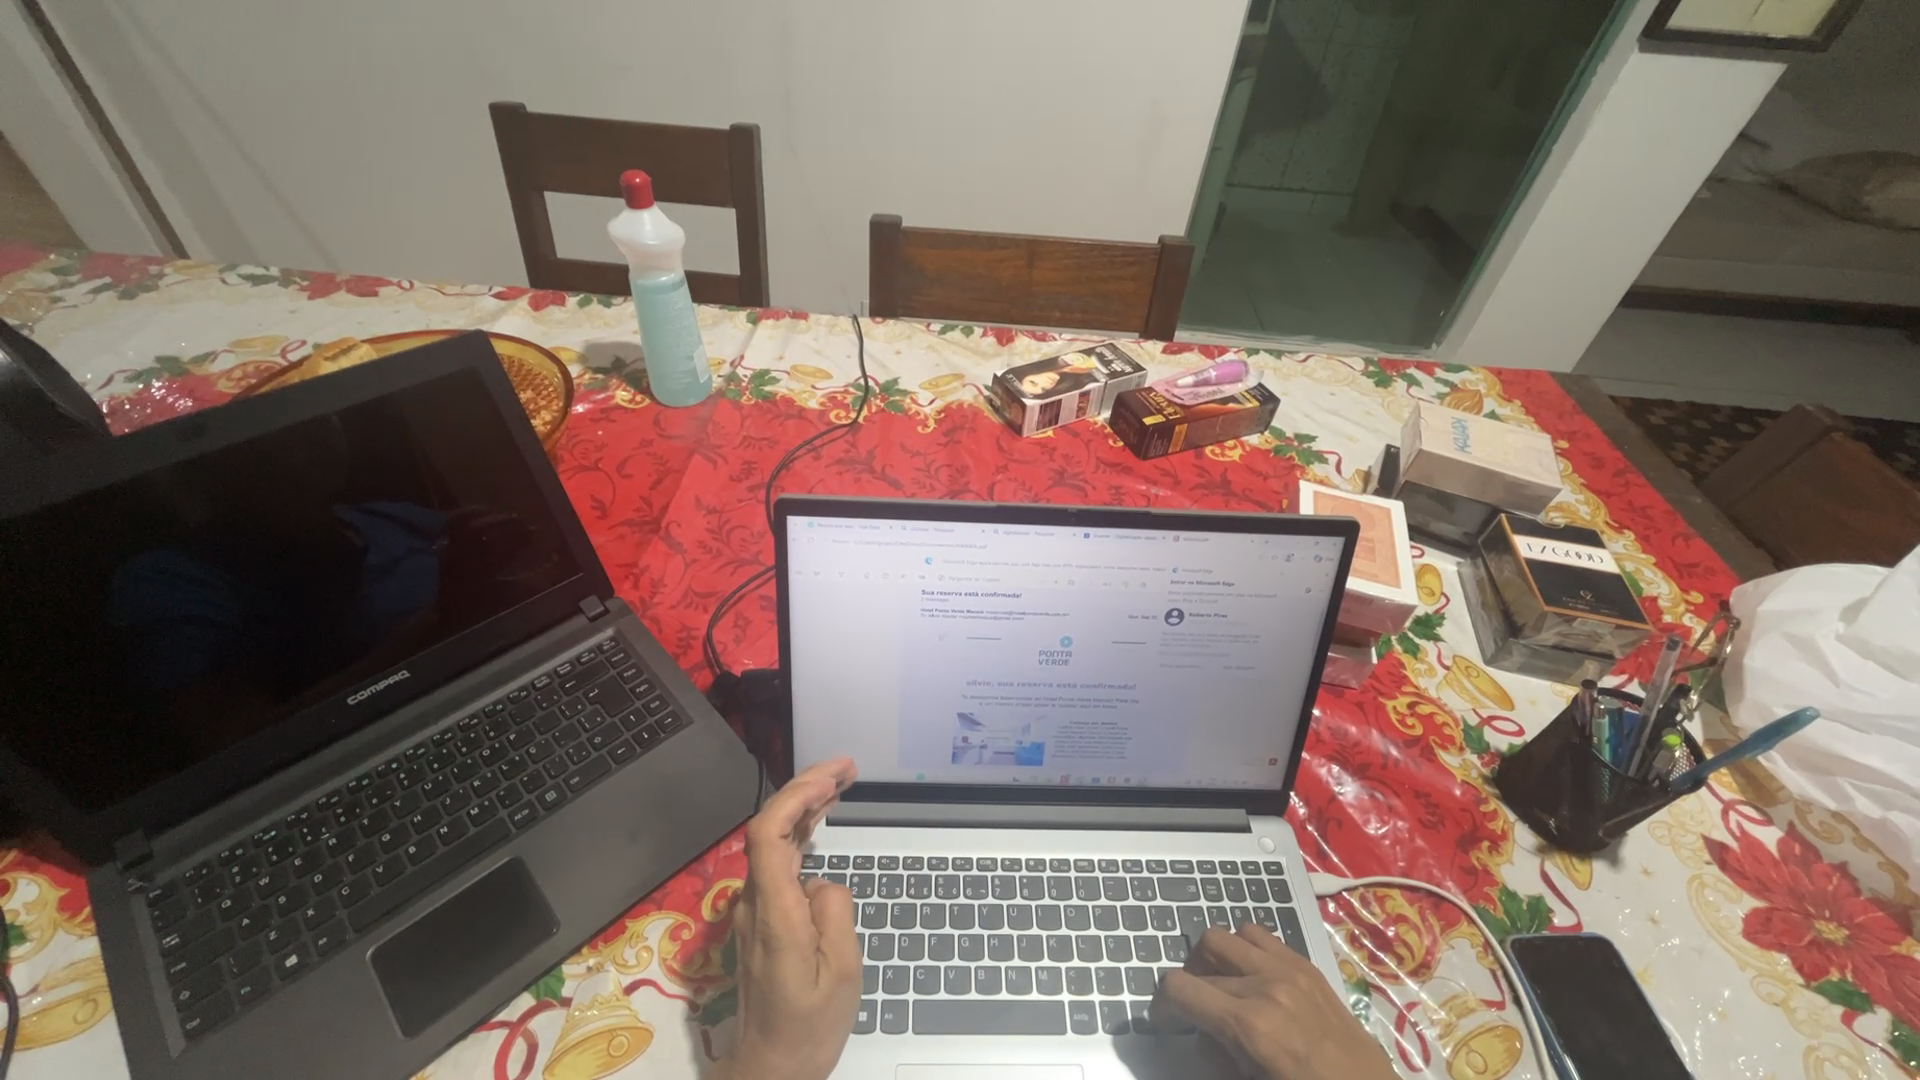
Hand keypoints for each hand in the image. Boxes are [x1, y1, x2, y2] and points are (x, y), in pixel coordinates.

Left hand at [710, 758, 860, 1079]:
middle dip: (806, 789)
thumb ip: (834, 912)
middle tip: (847, 767)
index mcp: (775, 912)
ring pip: (773, 841)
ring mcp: (755, 908)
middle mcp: (756, 901)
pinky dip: (802, 832)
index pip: (767, 835)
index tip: (832, 778)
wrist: (771, 1068)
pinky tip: (822, 821)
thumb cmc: (809, 1027)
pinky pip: (779, 860)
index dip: (796, 797)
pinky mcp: (762, 916)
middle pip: (770, 828)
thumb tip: (821, 881)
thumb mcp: (842, 973)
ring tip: (842, 781)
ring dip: (805, 806)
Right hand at [1155, 925, 1395, 1079]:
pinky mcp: (1308, 967)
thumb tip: (1204, 1034)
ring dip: (1217, 958)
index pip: (1179, 988)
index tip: (1168, 1023)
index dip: (1163, 1005)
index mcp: (1249, 1024)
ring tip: (1225, 987)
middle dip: (1190, 981)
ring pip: (1228, 935)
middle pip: (1201, 956)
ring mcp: (1289, 970)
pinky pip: (1262, 937)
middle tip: (1197, 1009)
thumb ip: (1218, 1057)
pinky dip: (1248, 952)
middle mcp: (1265, 985)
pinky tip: (1256, 981)